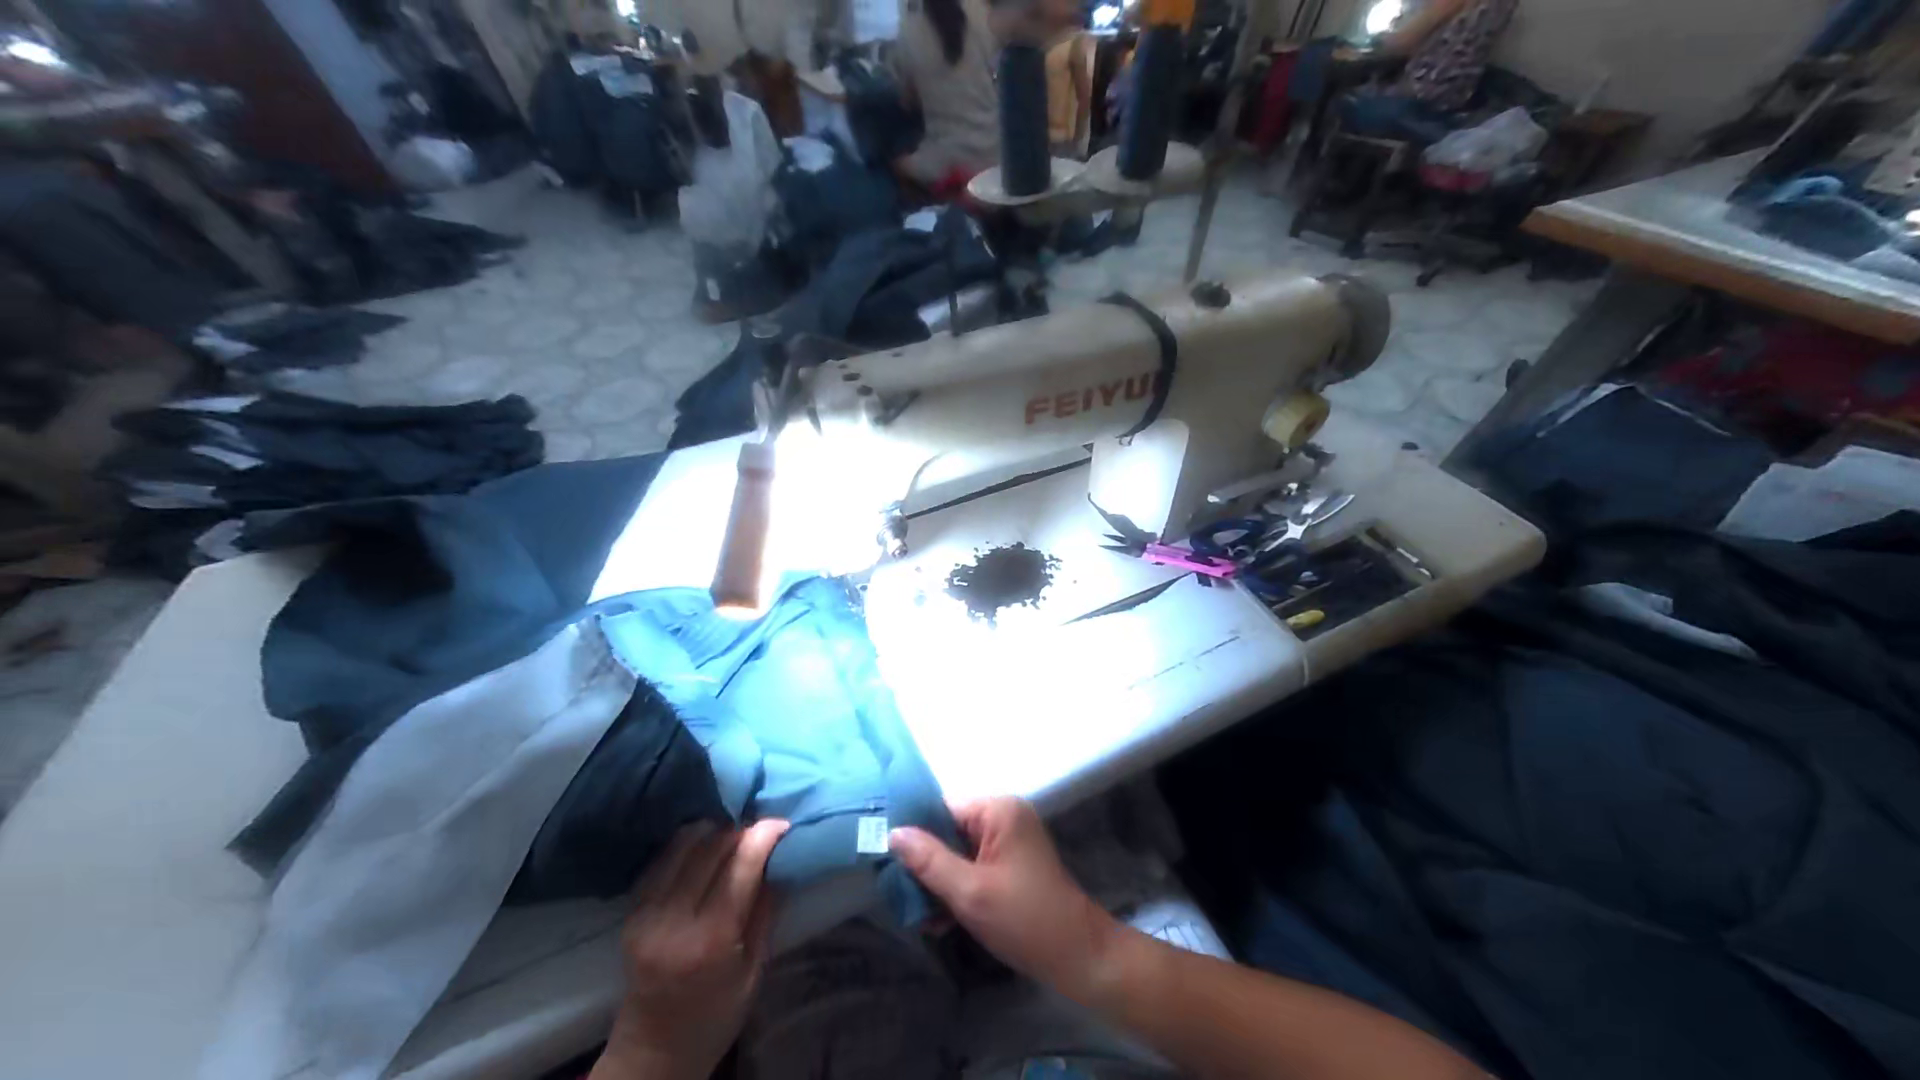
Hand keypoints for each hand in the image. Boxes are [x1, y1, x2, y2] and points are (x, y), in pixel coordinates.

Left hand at [590, 819, 789, 1079]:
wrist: (653, 1052)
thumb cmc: (716, 1016)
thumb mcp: (754, 970)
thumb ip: (764, 911)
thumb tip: (776, 859)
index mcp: (711, 939)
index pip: (739, 866)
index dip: (763, 835)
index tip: (781, 824)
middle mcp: (674, 920)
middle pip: (710, 848)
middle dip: (740, 830)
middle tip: (759, 831)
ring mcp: (646, 914)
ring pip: (682, 845)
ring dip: (712, 832)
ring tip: (731, 836)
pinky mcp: (631, 912)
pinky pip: (661, 860)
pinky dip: (686, 846)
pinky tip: (703, 849)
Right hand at [889, 797, 1122, 1000]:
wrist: (1079, 958)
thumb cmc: (1024, 919)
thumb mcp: (969, 892)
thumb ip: (929, 861)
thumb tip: (893, 833)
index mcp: (998, 810)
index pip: (941, 809)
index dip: (914, 833)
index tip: (885, 859)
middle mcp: (1004, 816)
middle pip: (948, 830)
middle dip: (925, 864)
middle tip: (900, 894)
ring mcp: (1009, 840)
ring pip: (957, 852)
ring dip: (938, 883)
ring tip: (917, 914)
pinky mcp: (1011, 864)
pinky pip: (972, 866)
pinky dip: (957, 889)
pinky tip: (939, 920)